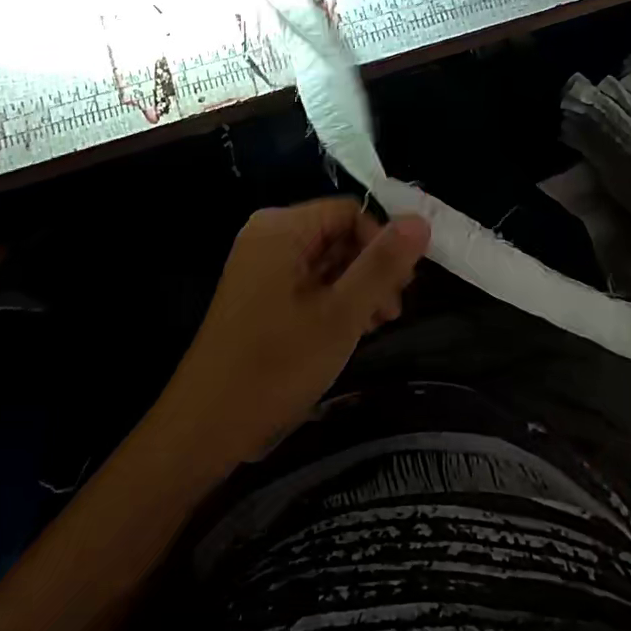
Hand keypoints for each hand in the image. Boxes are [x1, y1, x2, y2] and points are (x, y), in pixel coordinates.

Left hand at [158, 199, 430, 466]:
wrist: (211, 418)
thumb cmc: (277, 364)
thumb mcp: (341, 314)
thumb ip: (382, 265)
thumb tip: (420, 221)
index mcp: (281, 227)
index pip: (349, 212)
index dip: (382, 244)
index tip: (401, 290)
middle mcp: (267, 235)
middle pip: (336, 234)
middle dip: (370, 269)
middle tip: (389, 315)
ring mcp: (259, 264)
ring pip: (324, 260)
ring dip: (355, 289)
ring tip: (372, 327)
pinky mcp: (258, 291)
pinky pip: (305, 280)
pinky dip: (331, 300)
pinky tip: (348, 331)